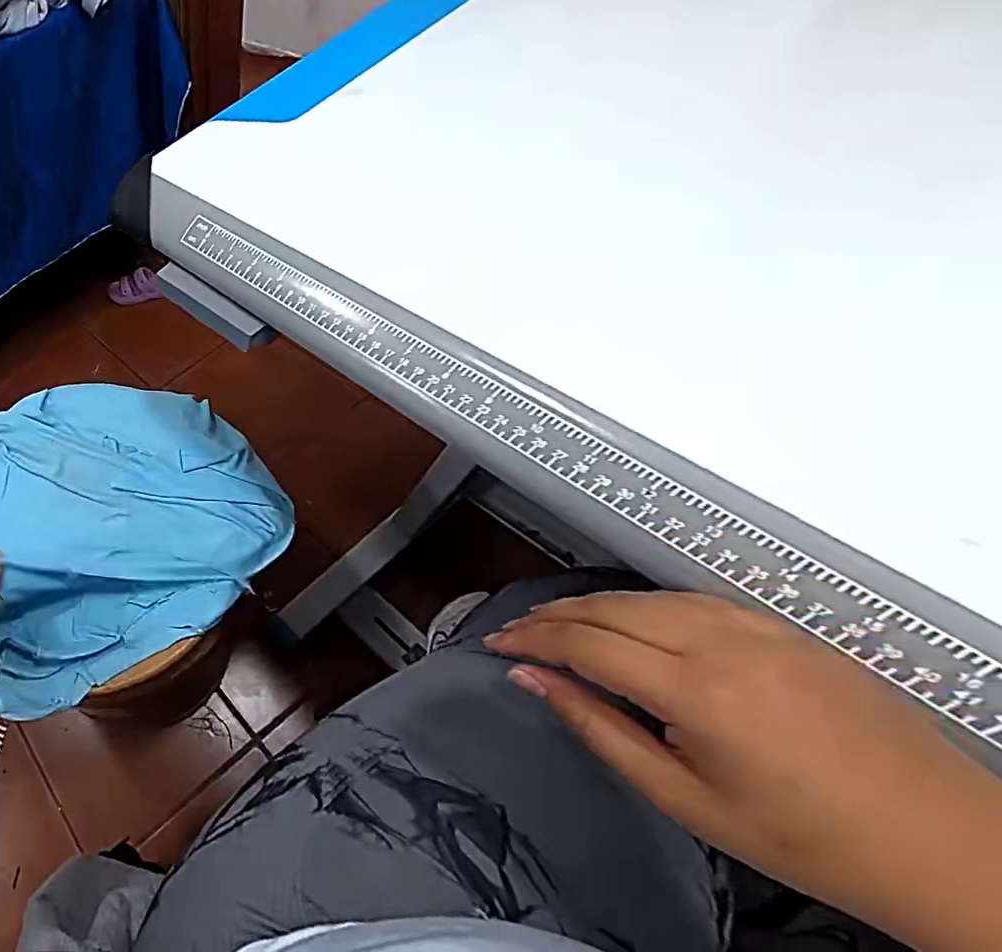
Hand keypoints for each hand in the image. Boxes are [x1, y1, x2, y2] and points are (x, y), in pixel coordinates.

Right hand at [486, 590, 1001, 951]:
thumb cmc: (809, 841)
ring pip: (647, 596)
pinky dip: (643, 604)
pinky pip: (693, 600)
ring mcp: (764, 633)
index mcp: (699, 692)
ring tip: (557, 621)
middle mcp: (727, 647)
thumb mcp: (684, 798)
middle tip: (515, 631)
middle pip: (610, 609)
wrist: (957, 855)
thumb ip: (597, 727)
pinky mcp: (791, 633)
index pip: (585, 643)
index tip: (496, 644)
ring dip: (592, 604)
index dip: (530, 639)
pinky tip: (628, 618)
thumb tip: (531, 678)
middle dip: (552, 616)